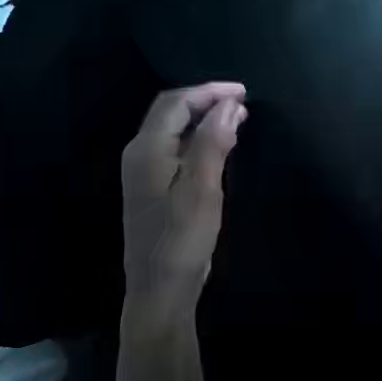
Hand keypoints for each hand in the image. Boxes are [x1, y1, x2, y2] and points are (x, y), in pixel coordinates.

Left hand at [120, 83, 246, 321]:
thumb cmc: (182, 237)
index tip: (242, 92)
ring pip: (172, 131)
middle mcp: (139, 154)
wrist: (160, 289)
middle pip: (170, 112)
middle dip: (205, 101)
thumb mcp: (202, 186)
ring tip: (235, 119)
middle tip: (240, 102)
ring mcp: (142, 172)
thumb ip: (213, 140)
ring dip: (202, 119)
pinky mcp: (152, 189)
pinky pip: (174, 150)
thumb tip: (229, 105)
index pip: (176, 102)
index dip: (209, 91)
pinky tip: (218, 147)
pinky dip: (197, 140)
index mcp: (146, 148)